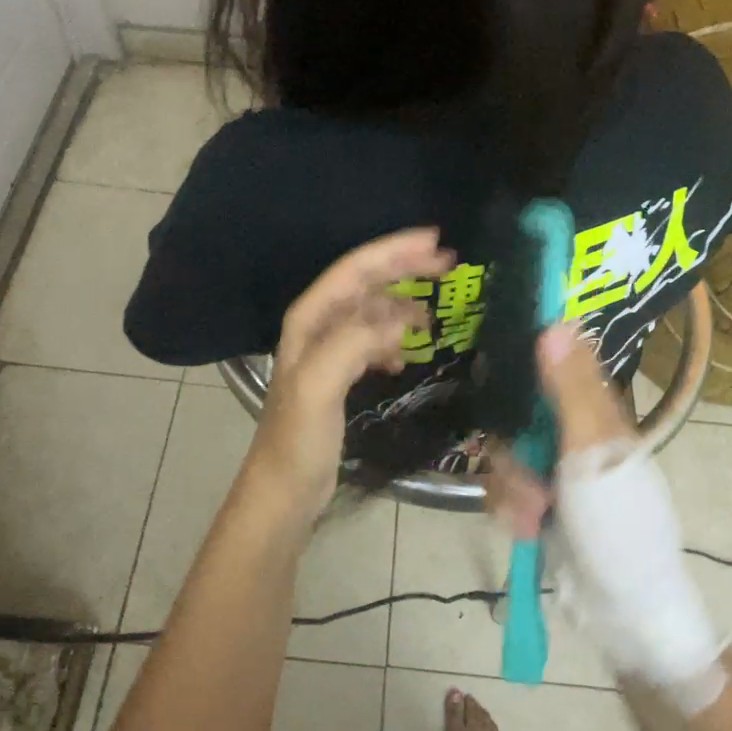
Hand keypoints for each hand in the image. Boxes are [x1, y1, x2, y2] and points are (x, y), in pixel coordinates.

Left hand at [245, 228, 453, 514]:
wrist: (284, 490)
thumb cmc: (297, 439)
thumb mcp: (318, 386)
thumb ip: (353, 344)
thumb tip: (398, 321)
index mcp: (310, 318)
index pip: (355, 269)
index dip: (393, 250)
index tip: (434, 240)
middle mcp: (318, 326)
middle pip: (366, 283)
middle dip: (404, 267)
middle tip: (448, 261)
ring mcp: (330, 351)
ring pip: (373, 312)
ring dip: (403, 305)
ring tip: (433, 315)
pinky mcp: (341, 375)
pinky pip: (374, 341)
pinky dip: (394, 340)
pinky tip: (406, 356)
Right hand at [489, 325, 728, 716]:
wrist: (621, 610)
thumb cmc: (619, 523)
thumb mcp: (594, 451)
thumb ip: (572, 388)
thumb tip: (556, 320)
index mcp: (595, 410)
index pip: (552, 361)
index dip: (522, 361)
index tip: (497, 375)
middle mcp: (572, 432)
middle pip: (515, 413)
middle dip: (513, 455)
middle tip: (532, 485)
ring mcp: (554, 468)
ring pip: (504, 453)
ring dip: (512, 489)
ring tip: (535, 518)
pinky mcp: (537, 500)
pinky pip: (502, 488)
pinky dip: (510, 510)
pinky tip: (528, 531)